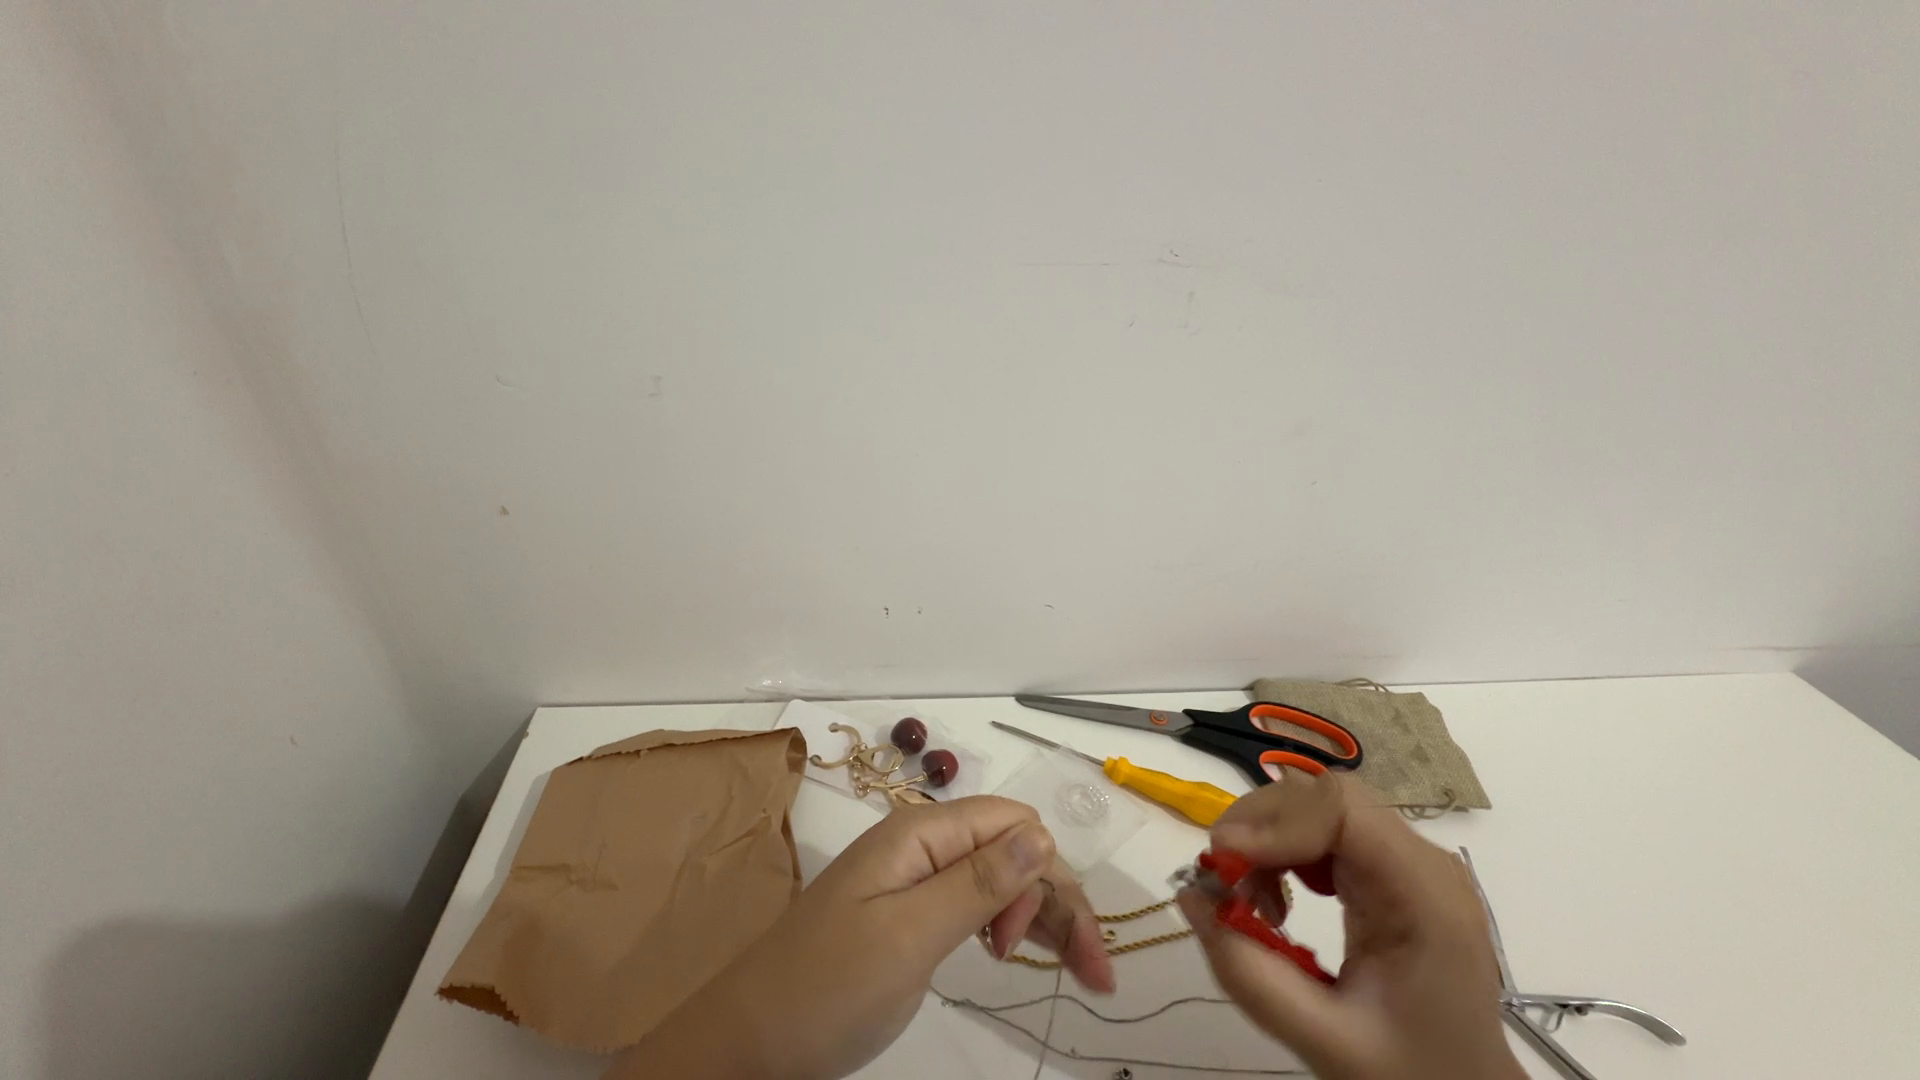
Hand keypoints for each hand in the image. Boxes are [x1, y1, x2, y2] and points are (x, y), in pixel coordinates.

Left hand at [609, 796, 1112, 1079]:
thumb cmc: (827, 988)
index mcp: (919, 834)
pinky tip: (1026, 954)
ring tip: (1085, 974)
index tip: (1047, 939)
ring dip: (1045, 919)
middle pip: (1013, 852)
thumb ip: (976, 883)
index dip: (1046, 871)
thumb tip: (1040, 834)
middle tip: (1094, 974)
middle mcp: (922, 847)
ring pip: (1001, 880)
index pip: (1010, 822)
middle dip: (1059, 900)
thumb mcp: (908, 937)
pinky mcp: (912, 915)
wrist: (750, 1041)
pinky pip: (976, 906)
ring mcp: (916, 881)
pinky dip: (1011, 929)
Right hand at [1177, 774, 1526, 1079]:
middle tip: (1225, 883)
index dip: (1275, 821)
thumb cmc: (1409, 1072)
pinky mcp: (1389, 869)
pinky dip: (1283, 853)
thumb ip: (1249, 971)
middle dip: (1261, 827)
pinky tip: (1278, 902)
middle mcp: (1423, 861)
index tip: (1225, 860)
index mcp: (1425, 897)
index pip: (1342, 808)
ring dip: (1267, 840)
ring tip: (1252, 902)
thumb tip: (1191, 896)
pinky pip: (1322, 831)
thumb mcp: (1322, 1039)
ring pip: (1317, 806)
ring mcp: (1408, 861)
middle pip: (1325, 796)